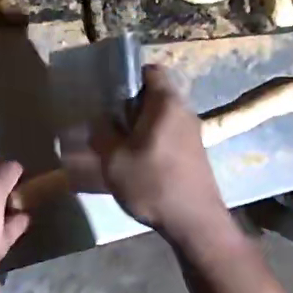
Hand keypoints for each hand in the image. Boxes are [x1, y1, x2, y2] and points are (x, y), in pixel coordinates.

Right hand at [90, 66, 231, 242]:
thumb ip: (102, 134)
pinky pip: (167, 134)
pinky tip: (134, 160)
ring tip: (116, 143)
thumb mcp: (114, 160)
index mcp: (167, 103)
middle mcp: (184, 111)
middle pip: (154, 95)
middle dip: (129, 104)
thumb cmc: (153, 184)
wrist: (194, 222)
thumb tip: (97, 120)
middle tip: (105, 119)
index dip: (128, 75)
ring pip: (160, 117)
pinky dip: (150, 140)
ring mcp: (192, 133)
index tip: (107, 91)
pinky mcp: (193, 153)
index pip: (150, 71)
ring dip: (138, 126)